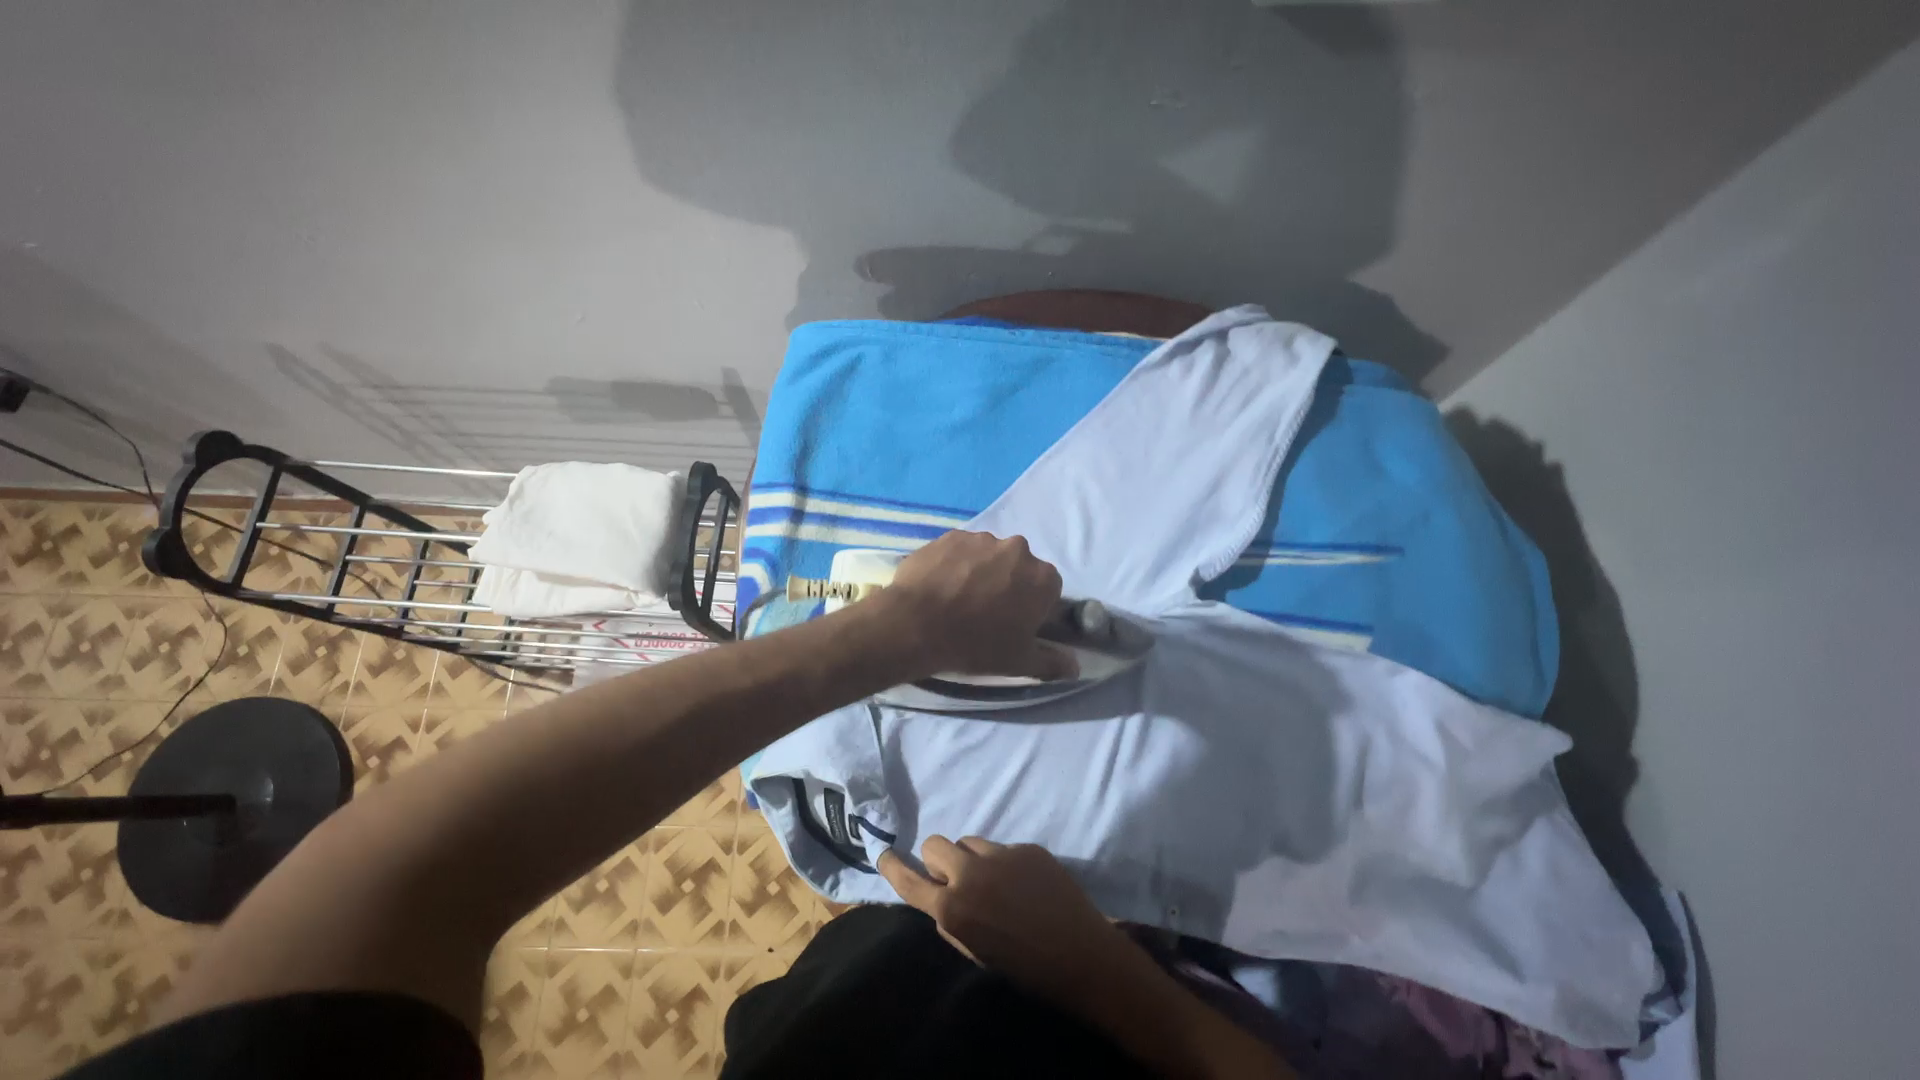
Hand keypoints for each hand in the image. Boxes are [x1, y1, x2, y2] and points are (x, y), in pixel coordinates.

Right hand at [877, 836, 1130, 1004]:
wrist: (1081, 956)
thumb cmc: (1024, 967)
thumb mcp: (975, 952)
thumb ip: (951, 923)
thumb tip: (942, 900)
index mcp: (952, 909)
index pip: (909, 881)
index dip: (893, 867)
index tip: (884, 854)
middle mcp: (970, 875)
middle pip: (935, 845)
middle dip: (938, 860)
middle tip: (955, 878)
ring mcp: (1001, 856)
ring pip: (968, 841)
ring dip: (971, 858)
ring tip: (995, 882)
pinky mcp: (1027, 848)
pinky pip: (1002, 848)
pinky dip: (1005, 862)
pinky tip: (1026, 885)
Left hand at [878, 530, 1074, 679]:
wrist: (917, 624)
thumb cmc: (976, 645)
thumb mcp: (1019, 662)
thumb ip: (1052, 663)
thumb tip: (1076, 667)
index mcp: (1043, 578)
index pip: (1047, 590)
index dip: (1032, 608)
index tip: (1014, 624)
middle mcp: (1018, 549)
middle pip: (1019, 568)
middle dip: (1008, 585)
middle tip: (985, 613)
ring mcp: (982, 539)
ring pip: (989, 557)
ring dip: (980, 573)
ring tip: (958, 600)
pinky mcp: (950, 535)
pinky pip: (960, 551)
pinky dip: (955, 565)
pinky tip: (940, 586)